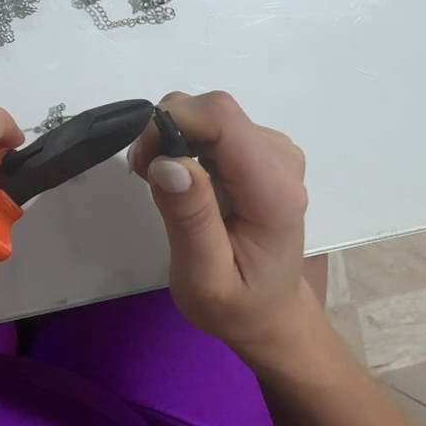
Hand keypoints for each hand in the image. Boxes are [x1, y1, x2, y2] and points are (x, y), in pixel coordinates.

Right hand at [127, 91, 312, 360]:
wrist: (270, 315)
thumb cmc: (235, 304)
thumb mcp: (203, 278)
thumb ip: (189, 219)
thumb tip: (169, 160)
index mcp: (273, 192)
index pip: (222, 119)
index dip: (172, 123)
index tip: (144, 163)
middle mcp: (281, 160)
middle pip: (214, 110)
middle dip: (166, 131)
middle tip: (146, 179)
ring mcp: (275, 151)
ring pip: (211, 113)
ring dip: (173, 137)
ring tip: (163, 187)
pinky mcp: (262, 151)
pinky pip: (215, 125)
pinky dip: (186, 141)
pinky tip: (183, 181)